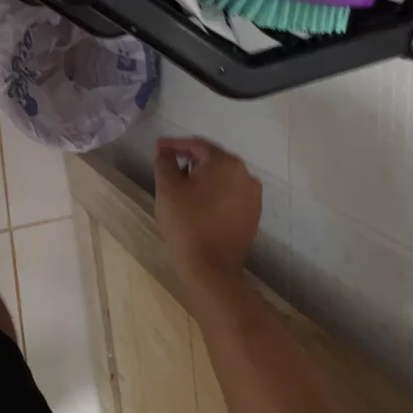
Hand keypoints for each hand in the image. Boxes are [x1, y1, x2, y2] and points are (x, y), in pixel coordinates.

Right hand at [154, 136, 261, 279]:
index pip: (197, 145)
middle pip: (213, 160)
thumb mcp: (167, 188)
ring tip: (184, 190)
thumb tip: (165, 149)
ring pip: (223, 179)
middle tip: (170, 170)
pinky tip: (201, 206)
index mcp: (225, 163)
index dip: (175, 145)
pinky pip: (231, 196)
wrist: (210, 267)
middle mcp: (245, 174)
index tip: (159, 148)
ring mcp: (253, 196)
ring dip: (204, 179)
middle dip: (191, 161)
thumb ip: (165, 162)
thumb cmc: (186, 222)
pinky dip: (216, 195)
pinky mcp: (253, 215)